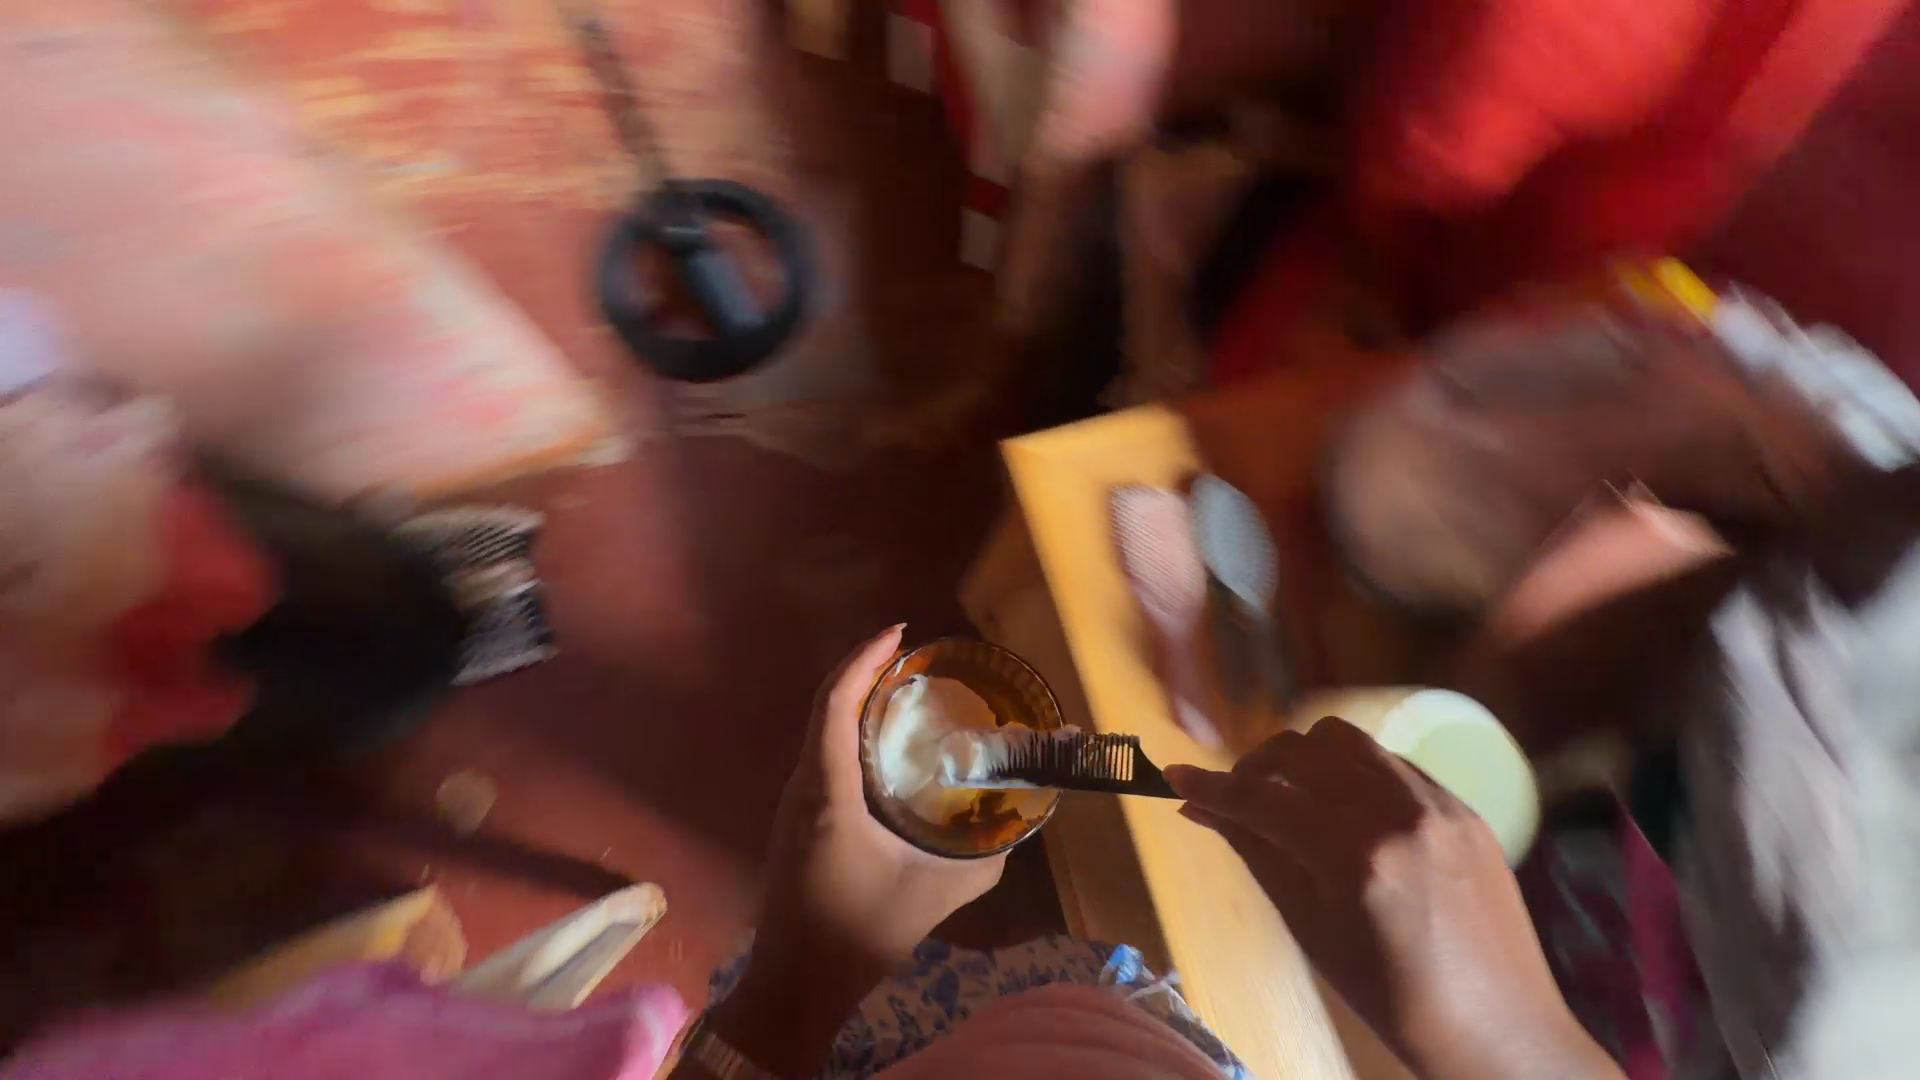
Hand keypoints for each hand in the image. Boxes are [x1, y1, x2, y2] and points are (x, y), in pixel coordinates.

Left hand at [755, 624, 1006, 991]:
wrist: (795, 983)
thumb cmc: (856, 934)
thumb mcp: (932, 896)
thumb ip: (983, 861)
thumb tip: (1017, 827)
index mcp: (828, 791)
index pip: (836, 704)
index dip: (863, 660)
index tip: (899, 634)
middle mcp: (804, 784)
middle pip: (827, 705)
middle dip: (865, 668)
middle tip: (912, 655)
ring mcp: (796, 798)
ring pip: (822, 726)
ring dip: (857, 696)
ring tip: (904, 687)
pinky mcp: (798, 813)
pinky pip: (823, 749)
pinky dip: (851, 725)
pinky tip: (884, 740)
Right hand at [1165, 719, 1621, 1079]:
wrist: (1503, 1032)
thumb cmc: (1389, 995)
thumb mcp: (1307, 924)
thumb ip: (1252, 850)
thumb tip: (1196, 807)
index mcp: (1354, 856)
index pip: (1261, 801)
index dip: (1210, 787)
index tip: (1175, 775)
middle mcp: (1395, 813)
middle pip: (1297, 752)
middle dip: (1252, 767)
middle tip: (1236, 796)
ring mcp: (1435, 803)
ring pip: (1341, 739)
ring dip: (1300, 756)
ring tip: (1289, 790)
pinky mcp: (1460, 805)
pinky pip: (1387, 761)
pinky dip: (1348, 770)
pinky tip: (1343, 805)